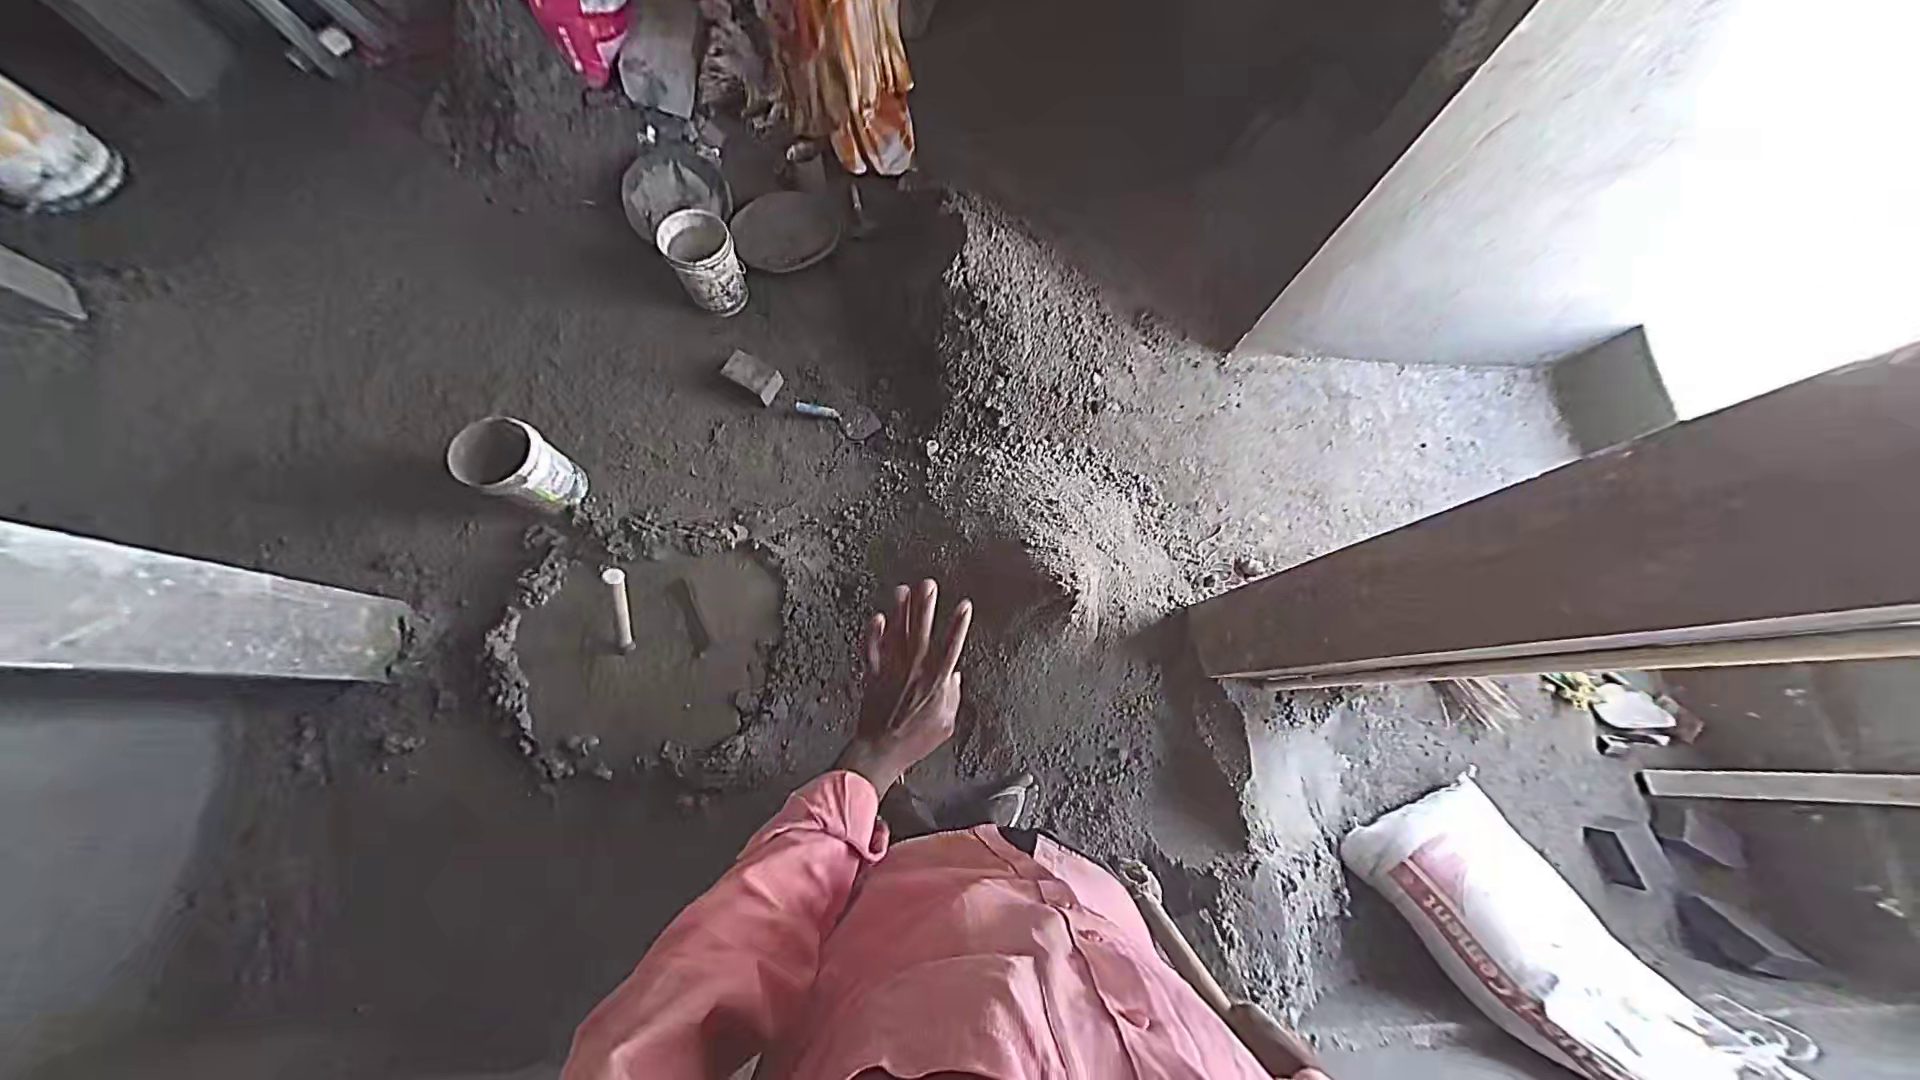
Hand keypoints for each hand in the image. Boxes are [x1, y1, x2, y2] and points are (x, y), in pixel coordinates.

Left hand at [835, 579, 971, 793]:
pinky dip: (873, 634)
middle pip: (921, 633)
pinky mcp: (874, 675)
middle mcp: (914, 672)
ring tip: (904, 591)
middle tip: (928, 585)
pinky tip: (877, 617)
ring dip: (901, 612)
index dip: (958, 625)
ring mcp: (892, 672)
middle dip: (925, 607)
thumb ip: (952, 697)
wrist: (880, 751)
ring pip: (897, 636)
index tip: (964, 606)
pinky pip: (872, 650)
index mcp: (935, 683)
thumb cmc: (914, 742)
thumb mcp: (945, 724)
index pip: (950, 648)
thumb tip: (954, 677)